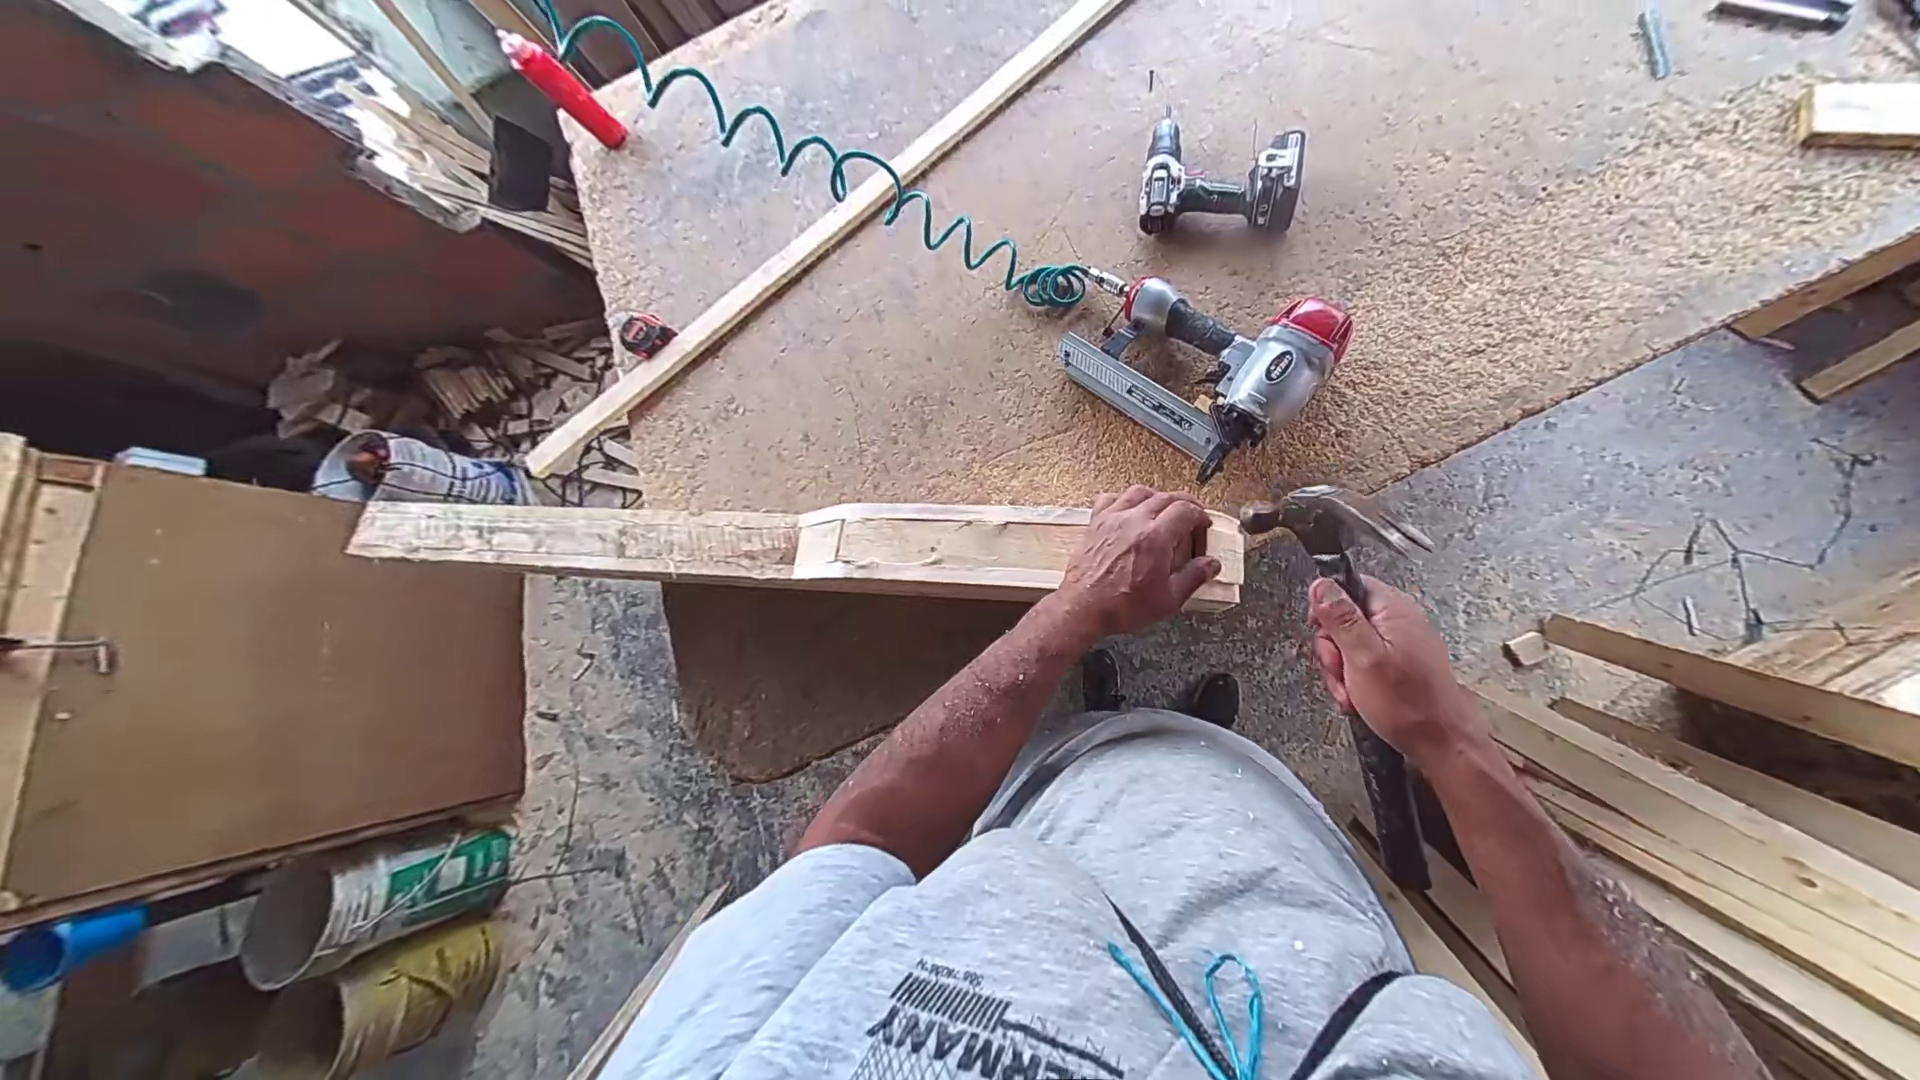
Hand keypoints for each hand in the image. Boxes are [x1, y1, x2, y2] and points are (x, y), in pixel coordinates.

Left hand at [1045, 486, 1221, 643]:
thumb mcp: (1169, 599)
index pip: (1185, 509)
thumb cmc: (1121, 607)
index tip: (1203, 523)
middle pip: (1165, 497)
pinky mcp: (1095, 524)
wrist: (1083, 609)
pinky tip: (1130, 510)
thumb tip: (1211, 564)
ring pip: (1139, 492)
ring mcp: (1112, 520)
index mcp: (1155, 538)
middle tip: (1191, 515)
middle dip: (1184, 503)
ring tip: (1164, 508)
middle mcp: (1133, 522)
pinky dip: (1124, 499)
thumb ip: (1193, 577)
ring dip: (1156, 496)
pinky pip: (1111, 499)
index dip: (1200, 514)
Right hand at [1307, 575, 1488, 768]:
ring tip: (1350, 689)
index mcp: (1394, 611)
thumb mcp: (1362, 656)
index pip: (1349, 585)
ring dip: (1339, 670)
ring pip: (1347, 645)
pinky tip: (1357, 697)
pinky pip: (1360, 664)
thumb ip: (1340, 617)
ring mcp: (1399, 646)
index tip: (1321, 629)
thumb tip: (1321, 584)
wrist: (1441, 747)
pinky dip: (1352, 681)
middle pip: (1343, 618)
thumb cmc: (1410, 705)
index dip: (1326, 605)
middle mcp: (1399, 624)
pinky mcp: (1396, 666)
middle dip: (1331, 647)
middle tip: (1339, 667)